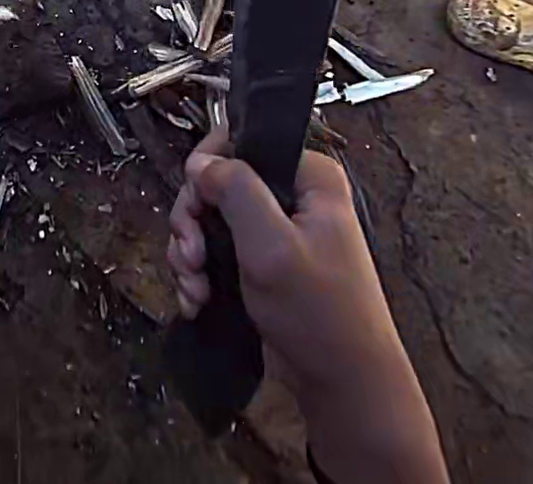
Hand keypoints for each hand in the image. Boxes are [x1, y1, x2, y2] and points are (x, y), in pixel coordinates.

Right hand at [168, 130, 449, 483]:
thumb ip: (235, 190)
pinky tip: (198, 298)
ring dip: (190, 252)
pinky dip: (197, 272)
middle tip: (191, 254)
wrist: (343, 391)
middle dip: (192, 220)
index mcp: (308, 177)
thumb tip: (198, 161)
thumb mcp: (273, 245)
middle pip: (215, 181)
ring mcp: (272, 229)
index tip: (194, 199)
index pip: (241, 140)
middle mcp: (289, 195)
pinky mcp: (257, 259)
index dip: (207, 164)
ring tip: (195, 287)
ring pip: (207, 216)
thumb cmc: (318, 315)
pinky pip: (211, 247)